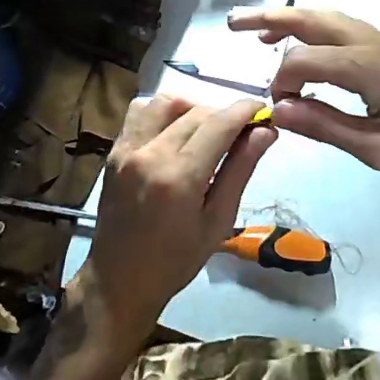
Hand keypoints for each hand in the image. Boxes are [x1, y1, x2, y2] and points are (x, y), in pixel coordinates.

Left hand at [84, 94, 277, 335]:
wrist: (119, 277)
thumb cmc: (175, 260)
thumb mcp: (217, 221)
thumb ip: (240, 169)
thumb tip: (265, 132)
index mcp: (178, 176)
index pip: (217, 124)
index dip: (244, 111)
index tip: (263, 110)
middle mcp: (149, 153)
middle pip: (194, 112)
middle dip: (223, 114)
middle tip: (242, 130)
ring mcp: (126, 149)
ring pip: (163, 102)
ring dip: (191, 107)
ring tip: (207, 130)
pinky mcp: (114, 151)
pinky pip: (140, 113)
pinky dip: (163, 113)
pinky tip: (176, 133)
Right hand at [226, 7, 379, 179]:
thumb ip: (327, 128)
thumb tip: (278, 112)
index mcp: (365, 66)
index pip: (300, 62)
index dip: (280, 86)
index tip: (280, 114)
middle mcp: (369, 42)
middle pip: (308, 18)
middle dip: (268, 18)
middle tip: (233, 23)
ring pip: (326, 17)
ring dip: (290, 20)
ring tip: (260, 32)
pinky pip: (342, 26)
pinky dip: (314, 28)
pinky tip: (307, 46)